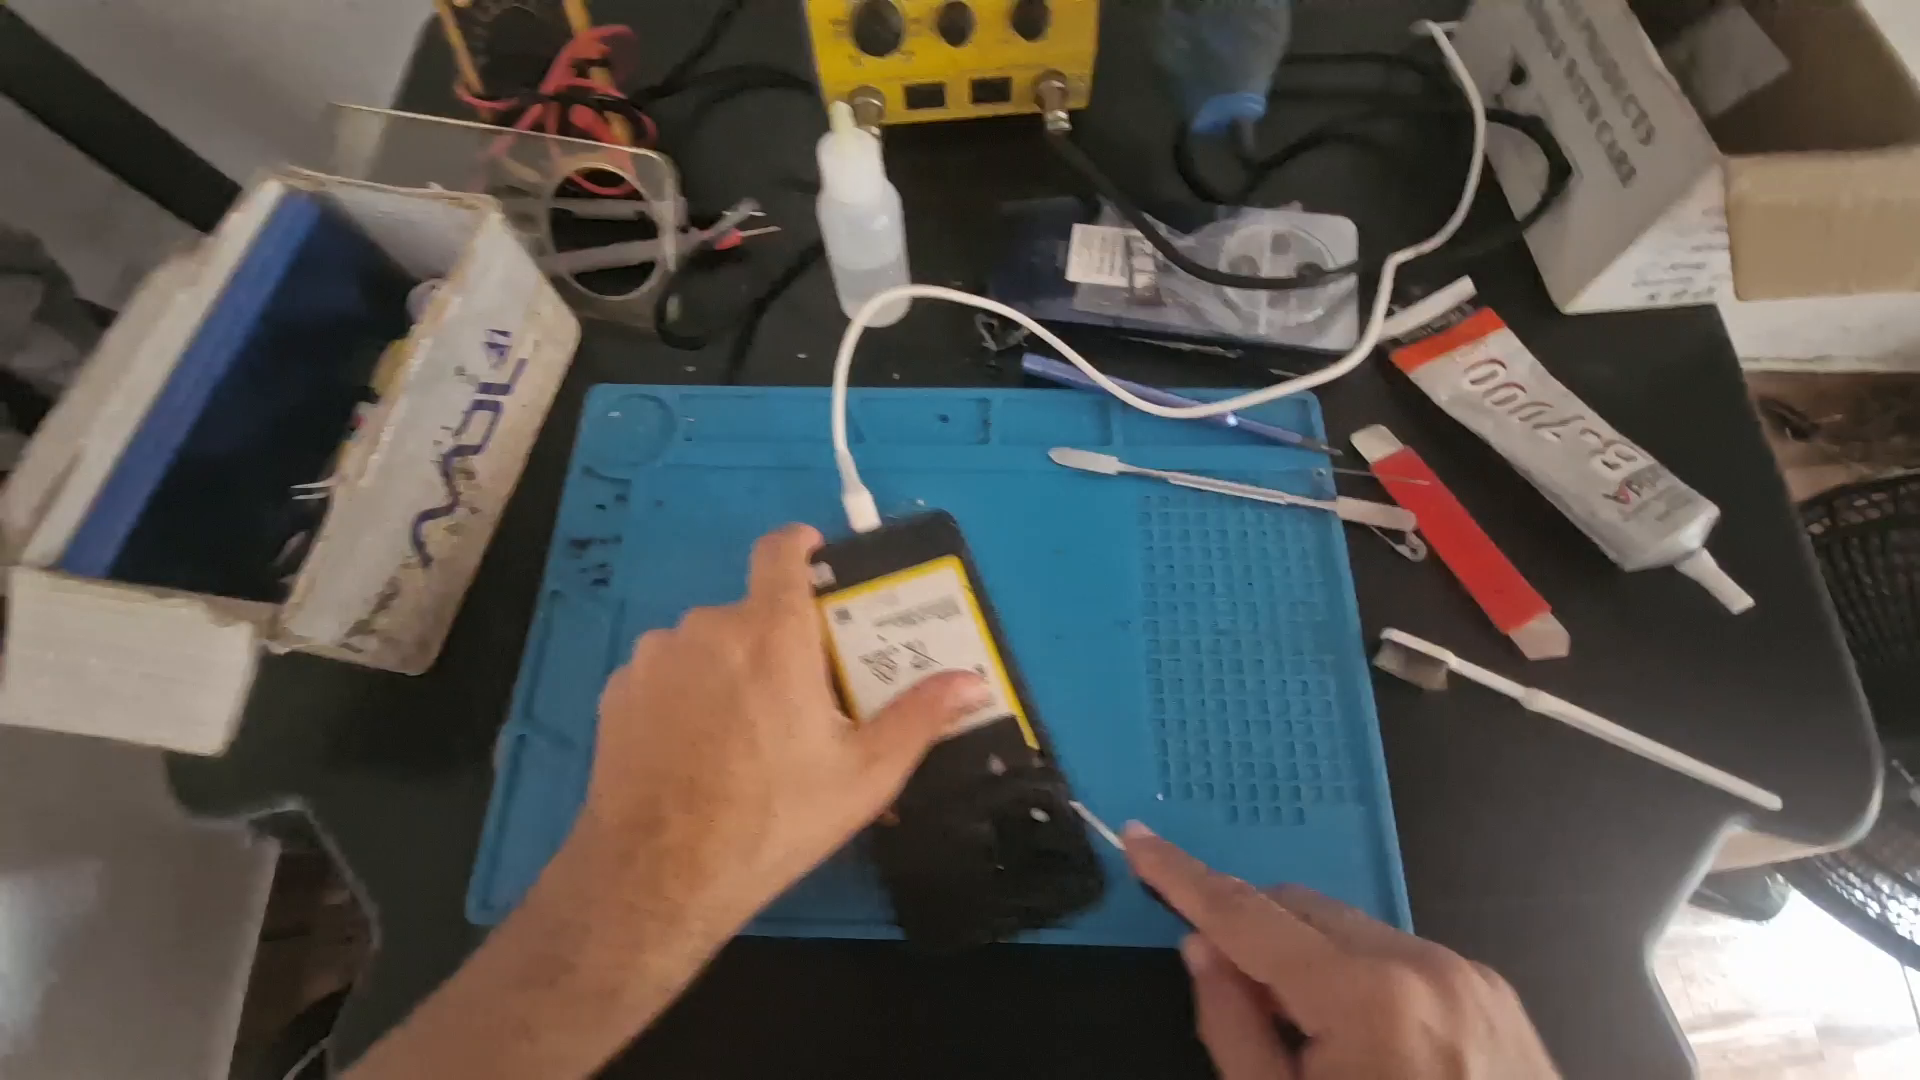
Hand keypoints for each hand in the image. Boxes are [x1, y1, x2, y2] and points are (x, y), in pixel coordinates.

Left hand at [566, 523, 992, 941]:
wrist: (657, 878)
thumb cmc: (774, 817)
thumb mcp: (864, 774)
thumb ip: (920, 716)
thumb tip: (975, 681)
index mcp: (773, 634)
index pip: (781, 550)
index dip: (800, 545)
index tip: (817, 559)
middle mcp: (710, 627)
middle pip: (753, 610)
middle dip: (776, 639)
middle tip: (795, 698)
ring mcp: (656, 656)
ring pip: (708, 640)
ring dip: (729, 665)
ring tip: (740, 730)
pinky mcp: (618, 688)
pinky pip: (665, 669)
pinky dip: (685, 690)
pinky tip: (692, 746)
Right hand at [1126, 826, 1559, 1079]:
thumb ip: (1232, 1026)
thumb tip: (1202, 948)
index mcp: (1365, 999)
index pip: (1244, 914)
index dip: (1181, 875)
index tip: (1137, 837)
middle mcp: (1420, 964)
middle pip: (1297, 909)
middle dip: (1255, 935)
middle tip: (1246, 1004)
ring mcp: (1467, 974)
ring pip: (1346, 927)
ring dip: (1309, 958)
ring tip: (1322, 1042)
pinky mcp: (1496, 993)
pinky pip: (1396, 954)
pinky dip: (1359, 976)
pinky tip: (1375, 1049)